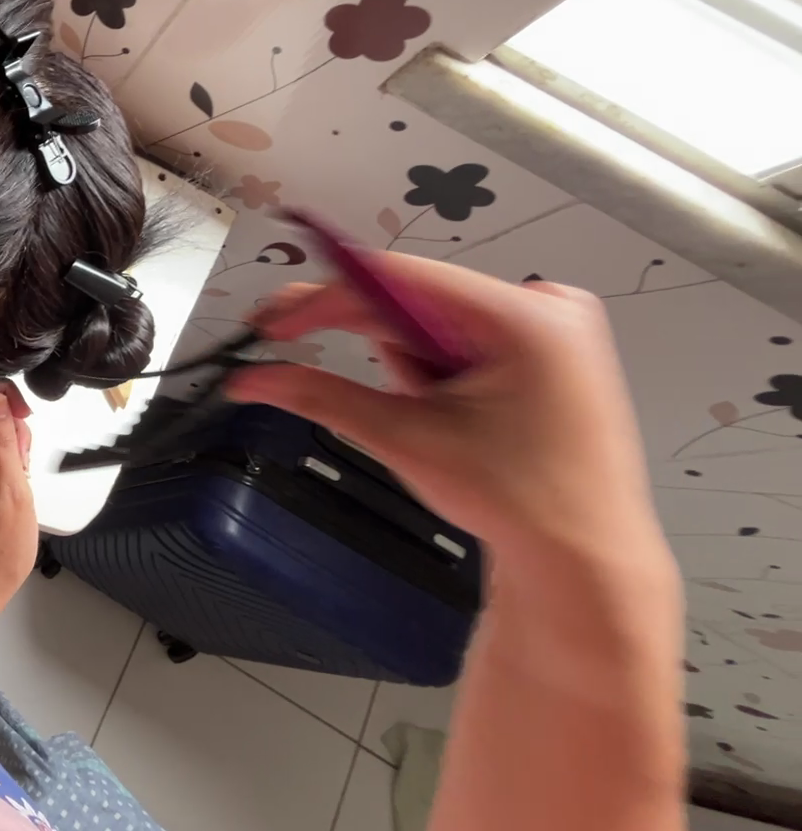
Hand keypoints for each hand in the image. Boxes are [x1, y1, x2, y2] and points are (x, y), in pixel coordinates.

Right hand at [228, 252, 669, 584]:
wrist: (579, 552)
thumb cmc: (519, 499)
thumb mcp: (404, 438)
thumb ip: (320, 396)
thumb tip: (251, 379)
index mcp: (524, 318)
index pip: (395, 278)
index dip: (321, 297)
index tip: (270, 322)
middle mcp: (539, 306)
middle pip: (405, 296)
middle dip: (350, 329)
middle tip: (281, 342)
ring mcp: (539, 325)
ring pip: (419, 320)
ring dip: (395, 360)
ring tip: (419, 412)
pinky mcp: (529, 346)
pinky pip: (442, 336)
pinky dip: (416, 367)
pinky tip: (435, 405)